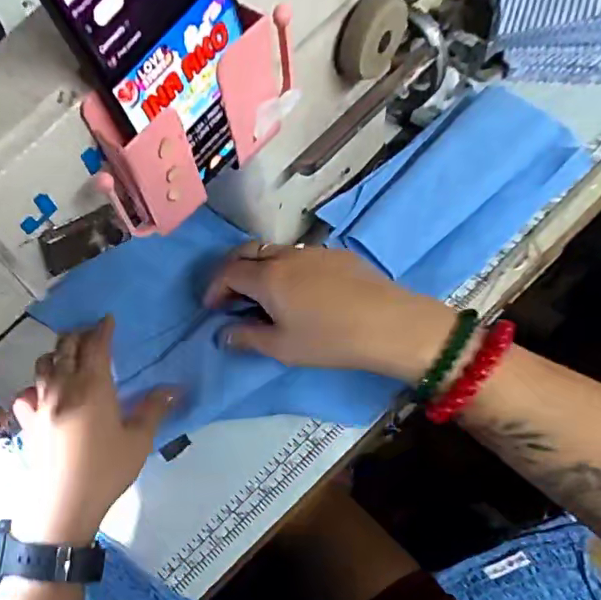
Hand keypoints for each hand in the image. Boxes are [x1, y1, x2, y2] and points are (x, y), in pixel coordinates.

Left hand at [9, 317, 175, 544]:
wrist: (64, 501)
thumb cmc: (107, 470)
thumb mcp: (139, 440)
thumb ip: (153, 410)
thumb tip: (171, 389)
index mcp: (93, 387)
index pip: (95, 346)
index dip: (102, 330)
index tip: (108, 320)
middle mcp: (63, 387)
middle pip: (65, 348)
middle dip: (78, 336)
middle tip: (91, 334)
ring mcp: (40, 403)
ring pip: (43, 365)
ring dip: (57, 354)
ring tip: (69, 357)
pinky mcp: (28, 421)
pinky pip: (27, 392)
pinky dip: (37, 384)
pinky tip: (45, 394)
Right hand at [201, 241, 456, 381]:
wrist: (389, 325)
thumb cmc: (330, 341)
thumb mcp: (284, 348)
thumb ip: (249, 338)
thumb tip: (224, 333)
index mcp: (267, 277)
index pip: (228, 273)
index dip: (214, 289)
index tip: (211, 308)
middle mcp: (287, 256)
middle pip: (248, 252)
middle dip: (232, 271)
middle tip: (230, 295)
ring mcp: (315, 252)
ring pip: (275, 251)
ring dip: (260, 268)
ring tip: (264, 295)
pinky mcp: (339, 256)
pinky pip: (301, 256)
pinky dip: (287, 268)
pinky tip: (300, 292)